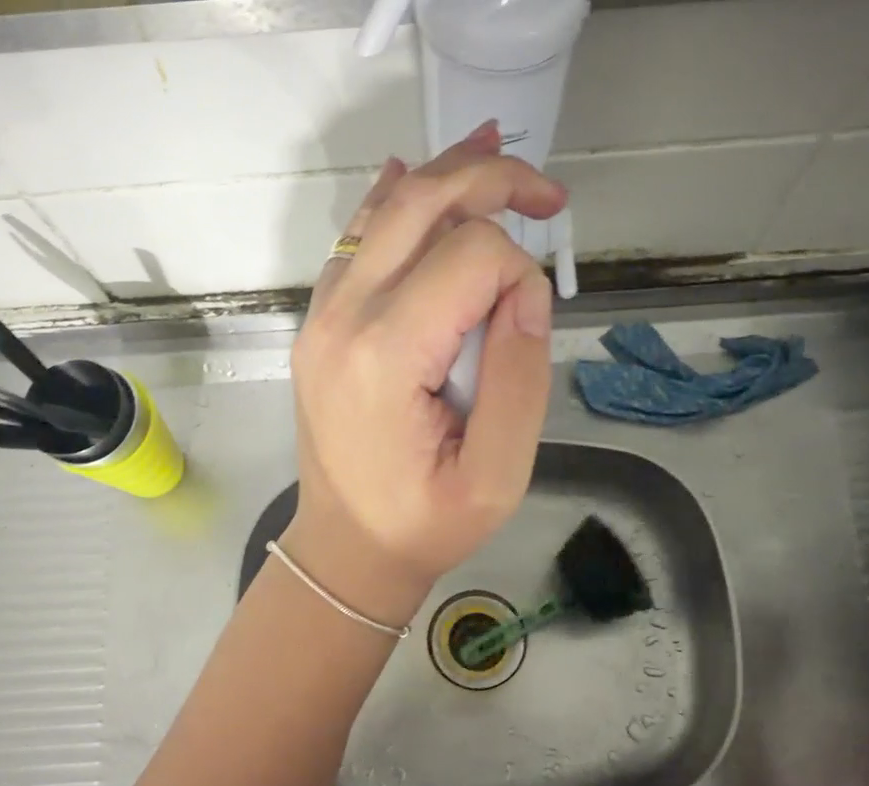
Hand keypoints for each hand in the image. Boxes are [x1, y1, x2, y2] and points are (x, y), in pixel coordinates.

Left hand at [283, 122, 568, 616]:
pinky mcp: (321, 322)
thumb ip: (521, 377)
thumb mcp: (497, 475)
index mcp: (386, 356)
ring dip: (446, 177)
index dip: (520, 273)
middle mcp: (343, 317)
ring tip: (498, 152)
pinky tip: (418, 175)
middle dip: (491, 182)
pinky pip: (356, 240)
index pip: (471, 257)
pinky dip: (395, 202)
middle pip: (422, 204)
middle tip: (547, 193)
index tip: (533, 322)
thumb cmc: (424, 525)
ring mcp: (323, 315)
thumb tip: (526, 292)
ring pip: (385, 210)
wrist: (346, 550)